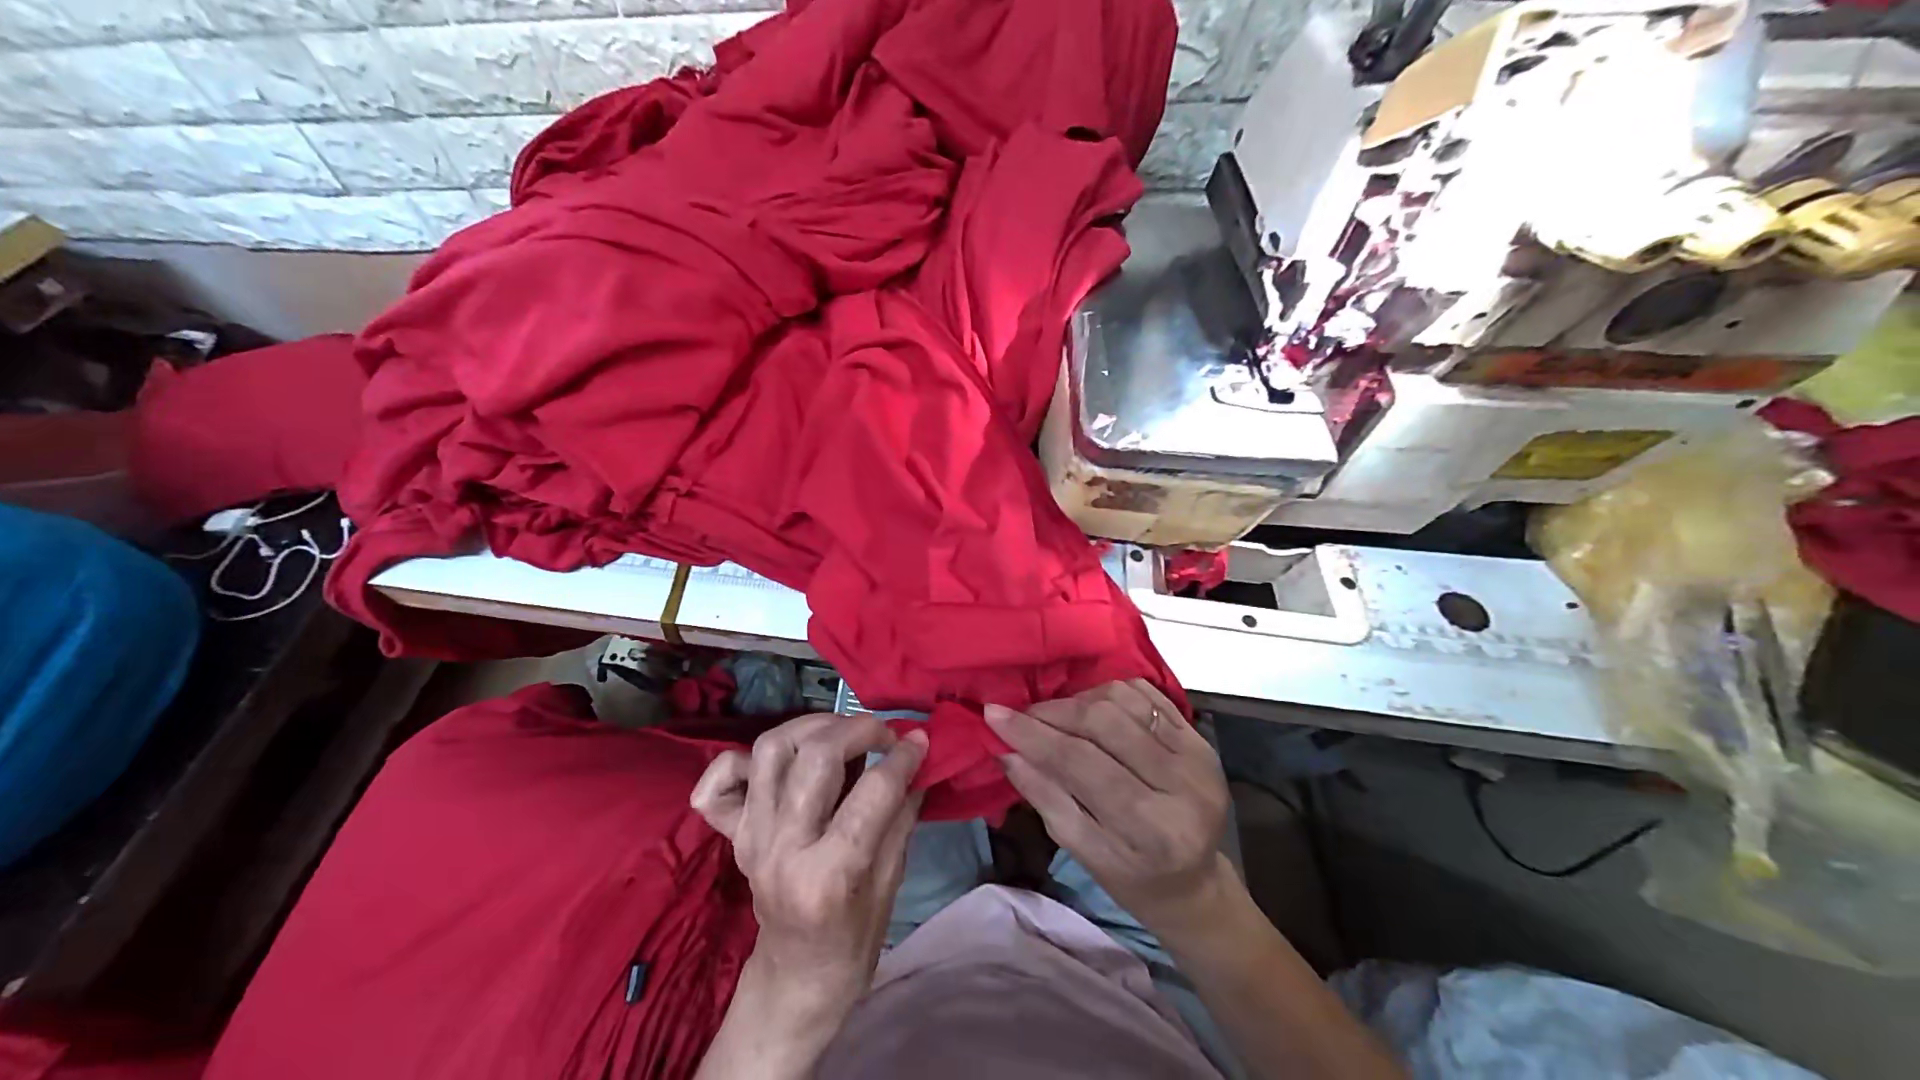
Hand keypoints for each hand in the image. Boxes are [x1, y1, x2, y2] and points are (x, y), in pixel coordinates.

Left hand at [690, 713, 926, 1012]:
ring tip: (841, 732)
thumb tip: (916, 762)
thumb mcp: (890, 886)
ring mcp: (752, 837)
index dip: (902, 758)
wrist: (794, 980)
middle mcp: (781, 849)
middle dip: (858, 730)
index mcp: (828, 876)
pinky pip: (724, 777)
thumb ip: (900, 818)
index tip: (919, 742)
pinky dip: (745, 756)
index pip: (871, 794)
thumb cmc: (851, 944)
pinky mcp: (736, 832)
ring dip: (812, 727)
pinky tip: (783, 759)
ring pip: (771, 750)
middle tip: (883, 734)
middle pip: (815, 758)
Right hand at [986, 680, 1233, 934]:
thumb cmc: (1131, 878)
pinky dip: (1110, 693)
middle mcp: (1183, 785)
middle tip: (1023, 715)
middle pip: (1104, 723)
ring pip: (1124, 700)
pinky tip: (1091, 709)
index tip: (994, 715)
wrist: (1193, 882)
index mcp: (1151, 829)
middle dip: (1053, 712)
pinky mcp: (1201, 738)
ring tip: (1058, 717)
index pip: (1081, 763)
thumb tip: (1005, 750)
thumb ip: (1045, 797)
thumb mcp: (1082, 852)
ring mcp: (1197, 756)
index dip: (1034, 735)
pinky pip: (1146, 693)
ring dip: (1079, 700)